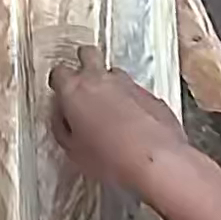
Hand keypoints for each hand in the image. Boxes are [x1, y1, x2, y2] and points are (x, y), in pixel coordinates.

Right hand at [49, 44, 192, 193]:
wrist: (162, 166)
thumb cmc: (111, 158)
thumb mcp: (72, 149)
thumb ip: (62, 126)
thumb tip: (63, 120)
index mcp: (73, 88)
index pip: (58, 72)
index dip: (59, 83)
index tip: (62, 96)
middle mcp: (99, 79)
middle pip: (88, 53)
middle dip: (85, 61)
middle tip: (85, 82)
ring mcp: (130, 87)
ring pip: (116, 73)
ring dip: (112, 85)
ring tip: (114, 108)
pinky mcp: (156, 100)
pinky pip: (140, 95)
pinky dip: (136, 104)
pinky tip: (139, 126)